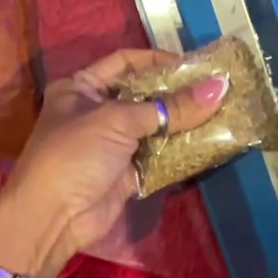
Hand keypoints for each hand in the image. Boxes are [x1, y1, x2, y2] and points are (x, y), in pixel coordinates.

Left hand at [0, 49, 226, 277]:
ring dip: (186, 123)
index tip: (196, 65)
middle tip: (219, 88)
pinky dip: (183, 151)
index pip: (125, 62)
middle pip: (145, 95)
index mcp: (82, 88)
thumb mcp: (118, 121)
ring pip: (156, 127)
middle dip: (179, 93)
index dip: (159, 61)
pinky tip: (212, 141)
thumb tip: (219, 87)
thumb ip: (170, 107)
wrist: (53, 216)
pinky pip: (160, 156)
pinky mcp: (128, 173)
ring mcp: (114, 144)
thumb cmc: (75, 154)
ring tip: (224, 111)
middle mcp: (98, 112)